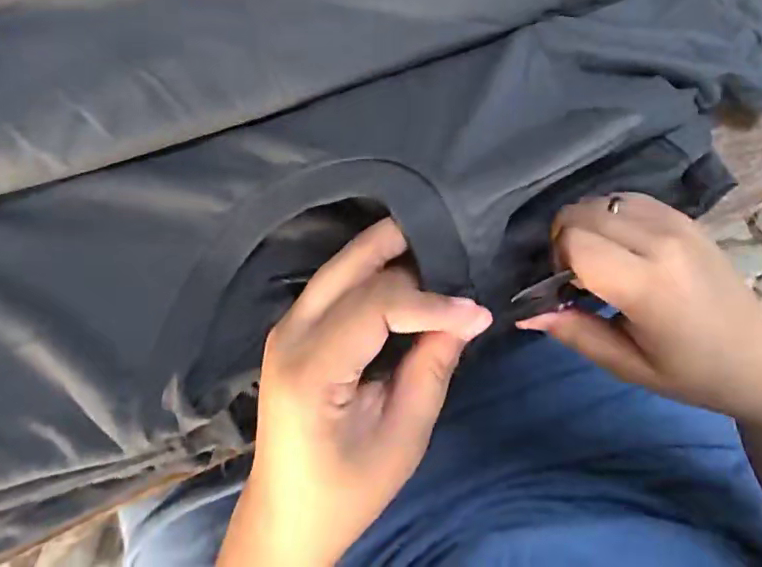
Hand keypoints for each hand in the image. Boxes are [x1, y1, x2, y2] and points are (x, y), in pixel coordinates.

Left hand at [218, 218, 492, 566]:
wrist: (285, 517)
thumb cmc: (345, 489)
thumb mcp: (401, 439)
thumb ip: (432, 368)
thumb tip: (470, 316)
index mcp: (311, 368)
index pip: (377, 305)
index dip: (430, 302)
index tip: (475, 313)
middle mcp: (291, 332)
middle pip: (351, 262)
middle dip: (404, 246)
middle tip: (453, 244)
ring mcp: (287, 324)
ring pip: (342, 263)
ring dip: (389, 253)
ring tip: (438, 256)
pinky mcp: (294, 326)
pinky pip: (337, 280)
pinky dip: (374, 269)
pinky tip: (408, 275)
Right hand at [519, 193, 761, 424]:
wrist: (760, 358)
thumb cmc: (692, 373)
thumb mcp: (629, 366)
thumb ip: (574, 332)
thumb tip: (524, 311)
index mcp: (648, 284)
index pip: (575, 242)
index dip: (559, 261)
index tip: (569, 288)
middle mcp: (660, 240)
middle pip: (581, 212)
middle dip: (566, 239)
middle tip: (580, 276)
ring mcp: (674, 221)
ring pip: (601, 199)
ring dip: (588, 223)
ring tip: (603, 259)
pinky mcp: (683, 214)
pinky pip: (626, 197)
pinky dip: (611, 215)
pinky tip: (624, 245)